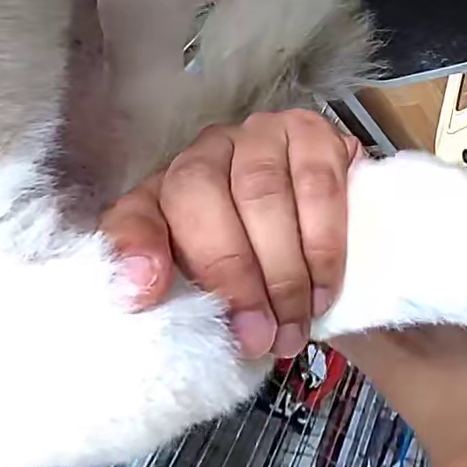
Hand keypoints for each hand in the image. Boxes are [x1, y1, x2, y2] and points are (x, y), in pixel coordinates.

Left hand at [100, 110, 362, 359]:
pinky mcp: (316, 131)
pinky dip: (323, 241)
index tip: (146, 297)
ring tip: (296, 319)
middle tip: (258, 335)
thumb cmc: (265, 250)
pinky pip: (319, 184)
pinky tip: (325, 283)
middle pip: (201, 195)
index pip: (137, 210)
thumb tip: (145, 307)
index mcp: (168, 187)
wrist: (329, 215)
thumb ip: (184, 288)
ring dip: (283, 267)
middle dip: (232, 274)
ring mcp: (264, 132)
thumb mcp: (214, 272)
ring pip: (263, 191)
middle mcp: (209, 148)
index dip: (137, 248)